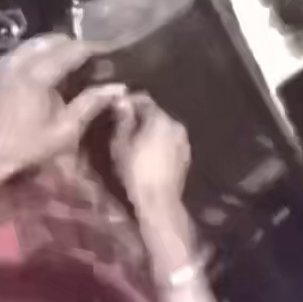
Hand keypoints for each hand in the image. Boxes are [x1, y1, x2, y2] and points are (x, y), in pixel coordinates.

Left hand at [0, 34, 124, 177]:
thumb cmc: (25, 147)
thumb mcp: (64, 131)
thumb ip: (90, 104)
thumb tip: (118, 87)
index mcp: (38, 75)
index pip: (74, 49)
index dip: (96, 49)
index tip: (114, 53)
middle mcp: (21, 60)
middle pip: (56, 40)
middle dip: (78, 47)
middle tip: (97, 62)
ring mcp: (7, 62)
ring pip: (40, 41)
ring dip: (60, 48)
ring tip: (77, 64)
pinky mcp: (0, 68)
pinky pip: (26, 49)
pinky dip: (43, 52)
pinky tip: (53, 68)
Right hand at [111, 93, 191, 210]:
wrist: (159, 202)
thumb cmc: (135, 171)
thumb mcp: (121, 144)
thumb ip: (123, 119)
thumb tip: (122, 100)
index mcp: (160, 118)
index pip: (143, 99)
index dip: (128, 100)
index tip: (116, 106)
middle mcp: (176, 125)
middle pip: (155, 113)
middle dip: (140, 116)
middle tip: (123, 125)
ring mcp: (184, 141)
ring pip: (163, 128)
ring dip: (150, 130)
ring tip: (135, 141)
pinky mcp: (186, 156)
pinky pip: (170, 142)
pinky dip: (159, 142)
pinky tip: (148, 154)